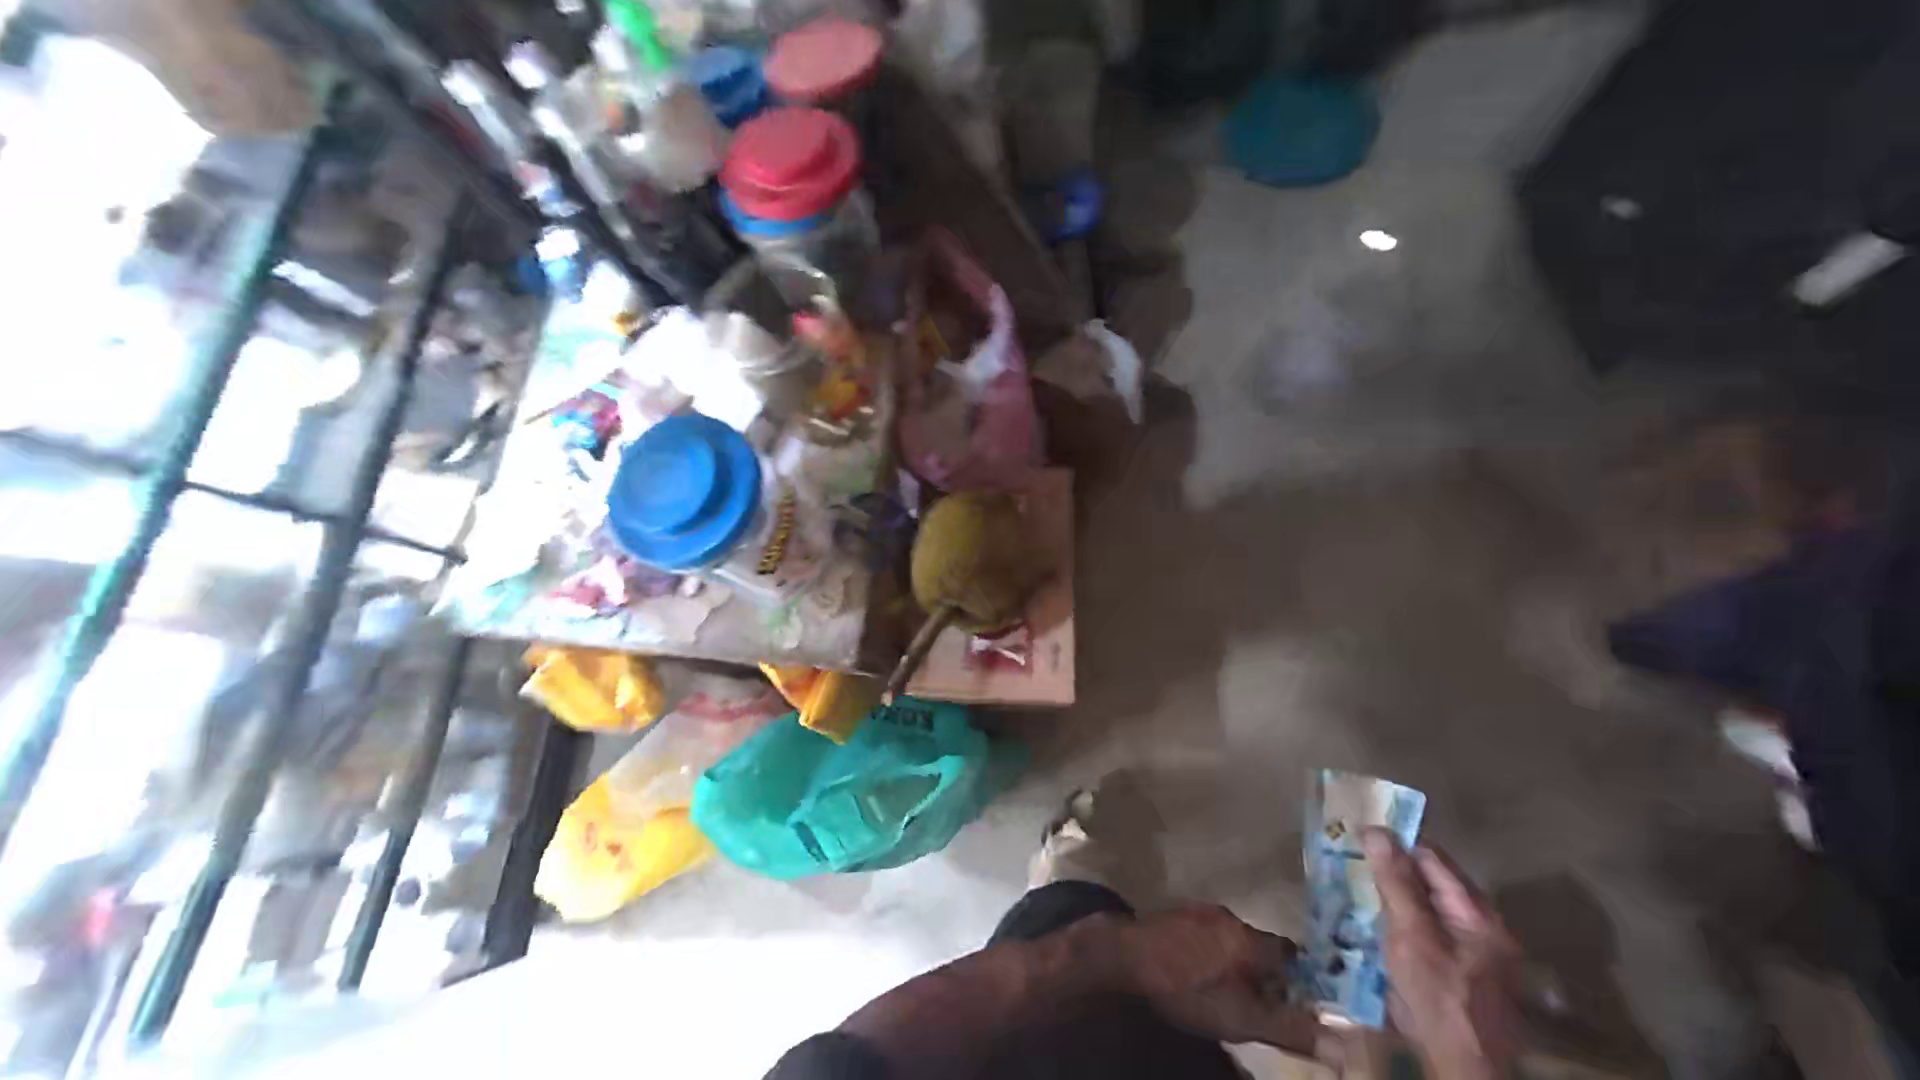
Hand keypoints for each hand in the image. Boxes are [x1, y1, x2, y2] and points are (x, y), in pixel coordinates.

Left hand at [1118, 905, 1321, 1051]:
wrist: (1125, 956)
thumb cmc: (1188, 990)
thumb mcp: (1243, 1019)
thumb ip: (1291, 1029)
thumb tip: (1343, 1048)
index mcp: (1250, 940)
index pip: (1291, 955)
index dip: (1301, 980)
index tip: (1304, 1002)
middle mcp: (1228, 917)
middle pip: (1260, 947)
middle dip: (1267, 973)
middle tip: (1266, 1003)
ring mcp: (1197, 912)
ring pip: (1231, 940)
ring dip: (1236, 963)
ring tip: (1231, 991)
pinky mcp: (1174, 915)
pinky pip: (1205, 935)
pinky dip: (1211, 954)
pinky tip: (1199, 974)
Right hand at [1364, 829, 1523, 1079]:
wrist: (1464, 1070)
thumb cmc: (1438, 997)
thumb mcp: (1410, 934)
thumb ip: (1395, 882)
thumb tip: (1375, 829)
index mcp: (1477, 912)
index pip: (1430, 856)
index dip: (1394, 842)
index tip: (1355, 836)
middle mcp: (1480, 925)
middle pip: (1429, 880)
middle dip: (1389, 869)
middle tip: (1349, 863)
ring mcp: (1471, 951)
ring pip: (1424, 906)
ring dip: (1391, 896)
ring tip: (1353, 890)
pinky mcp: (1458, 971)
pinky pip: (1424, 930)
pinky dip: (1399, 922)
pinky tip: (1374, 927)